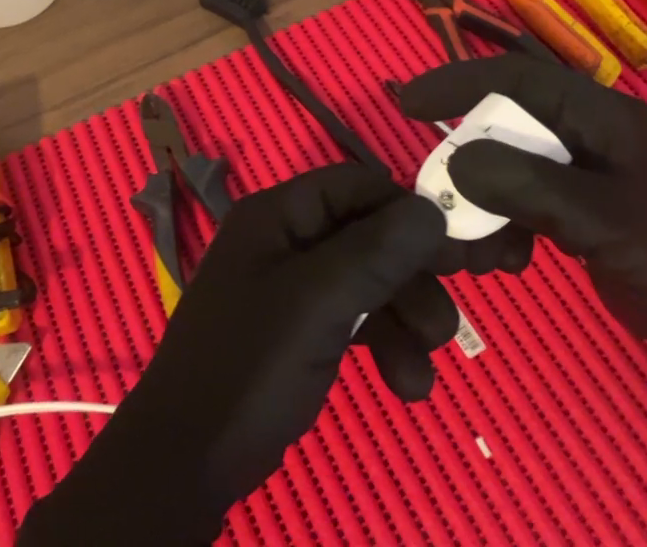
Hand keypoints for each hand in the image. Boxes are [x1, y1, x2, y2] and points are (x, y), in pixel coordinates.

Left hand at [18, 165, 452, 544]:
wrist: (189, 461)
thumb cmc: (249, 366)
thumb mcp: (317, 303)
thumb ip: (376, 251)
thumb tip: (433, 207)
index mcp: (276, 216)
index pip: (356, 186)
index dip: (407, 211)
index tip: (457, 248)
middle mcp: (285, 242)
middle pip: (370, 238)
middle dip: (412, 281)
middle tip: (444, 325)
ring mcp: (292, 290)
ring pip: (370, 285)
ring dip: (405, 323)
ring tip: (422, 372)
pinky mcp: (300, 332)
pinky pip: (356, 322)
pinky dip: (386, 347)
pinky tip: (408, 387)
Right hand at [397, 55, 646, 494]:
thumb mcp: (609, 222)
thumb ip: (531, 185)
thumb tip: (456, 157)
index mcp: (606, 119)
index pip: (519, 79)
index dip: (458, 82)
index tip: (406, 104)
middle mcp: (594, 140)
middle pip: (508, 127)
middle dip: (466, 160)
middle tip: (436, 201)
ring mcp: (592, 183)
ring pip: (513, 172)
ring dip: (484, 204)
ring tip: (474, 251)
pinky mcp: (590, 221)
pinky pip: (528, 209)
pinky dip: (506, 229)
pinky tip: (505, 261)